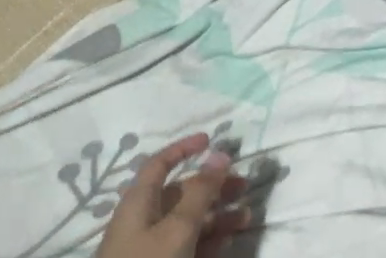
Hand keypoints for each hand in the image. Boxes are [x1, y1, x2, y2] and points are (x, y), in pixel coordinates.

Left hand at [94, 134, 251, 257]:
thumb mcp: (179, 226)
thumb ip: (202, 190)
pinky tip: (227, 241)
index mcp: (139, 202)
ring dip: (219, 215)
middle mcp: (143, 220)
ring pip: (189, 220)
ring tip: (246, 218)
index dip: (184, 148)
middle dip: (215, 186)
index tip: (211, 139)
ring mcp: (149, 247)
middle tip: (244, 186)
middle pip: (181, 192)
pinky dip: (209, 239)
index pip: (159, 164)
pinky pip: (187, 244)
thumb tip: (219, 152)